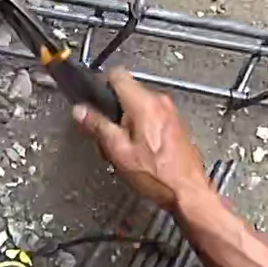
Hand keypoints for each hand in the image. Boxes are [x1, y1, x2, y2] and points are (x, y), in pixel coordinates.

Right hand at [70, 70, 212, 211]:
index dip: (100, 86)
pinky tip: (138, 150)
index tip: (93, 100)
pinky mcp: (174, 124)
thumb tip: (80, 111)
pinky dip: (140, 127)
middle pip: (126, 91)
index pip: (116, 75)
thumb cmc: (158, 175)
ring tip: (123, 145)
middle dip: (112, 109)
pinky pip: (150, 115)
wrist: (187, 192)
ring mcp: (170, 112)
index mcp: (144, 104)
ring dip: (126, 119)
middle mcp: (160, 103)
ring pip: (138, 104)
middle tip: (107, 132)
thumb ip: (97, 126)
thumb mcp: (118, 151)